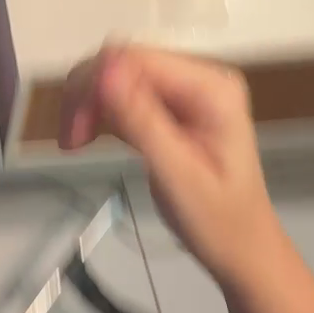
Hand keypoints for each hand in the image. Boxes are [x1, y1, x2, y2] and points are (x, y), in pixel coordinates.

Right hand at [58, 40, 276, 281]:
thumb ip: (142, 120)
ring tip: (74, 142)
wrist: (243, 253)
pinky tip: (87, 136)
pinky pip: (121, 92)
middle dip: (87, 92)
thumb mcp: (178, 175)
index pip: (136, 59)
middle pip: (122, 61)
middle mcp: (196, 76)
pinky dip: (99, 111)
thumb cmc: (218, 222)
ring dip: (88, 102)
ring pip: (115, 75)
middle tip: (69, 139)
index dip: (95, 82)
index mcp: (209, 86)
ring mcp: (183, 89)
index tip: (72, 128)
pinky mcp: (168, 104)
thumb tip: (104, 70)